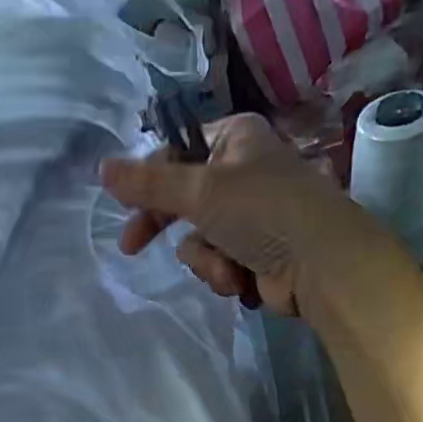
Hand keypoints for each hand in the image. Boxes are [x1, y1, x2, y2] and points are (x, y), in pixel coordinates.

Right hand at [100, 114, 409, 318]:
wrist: (321, 266)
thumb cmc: (263, 212)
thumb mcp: (200, 189)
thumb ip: (149, 182)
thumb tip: (101, 168)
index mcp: (236, 140)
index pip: (177, 153)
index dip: (147, 182)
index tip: (121, 207)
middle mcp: (244, 173)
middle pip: (184, 201)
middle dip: (171, 229)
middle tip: (133, 248)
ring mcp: (253, 218)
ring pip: (200, 241)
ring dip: (207, 260)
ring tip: (229, 268)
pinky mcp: (259, 256)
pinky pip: (221, 264)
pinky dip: (226, 275)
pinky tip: (243, 281)